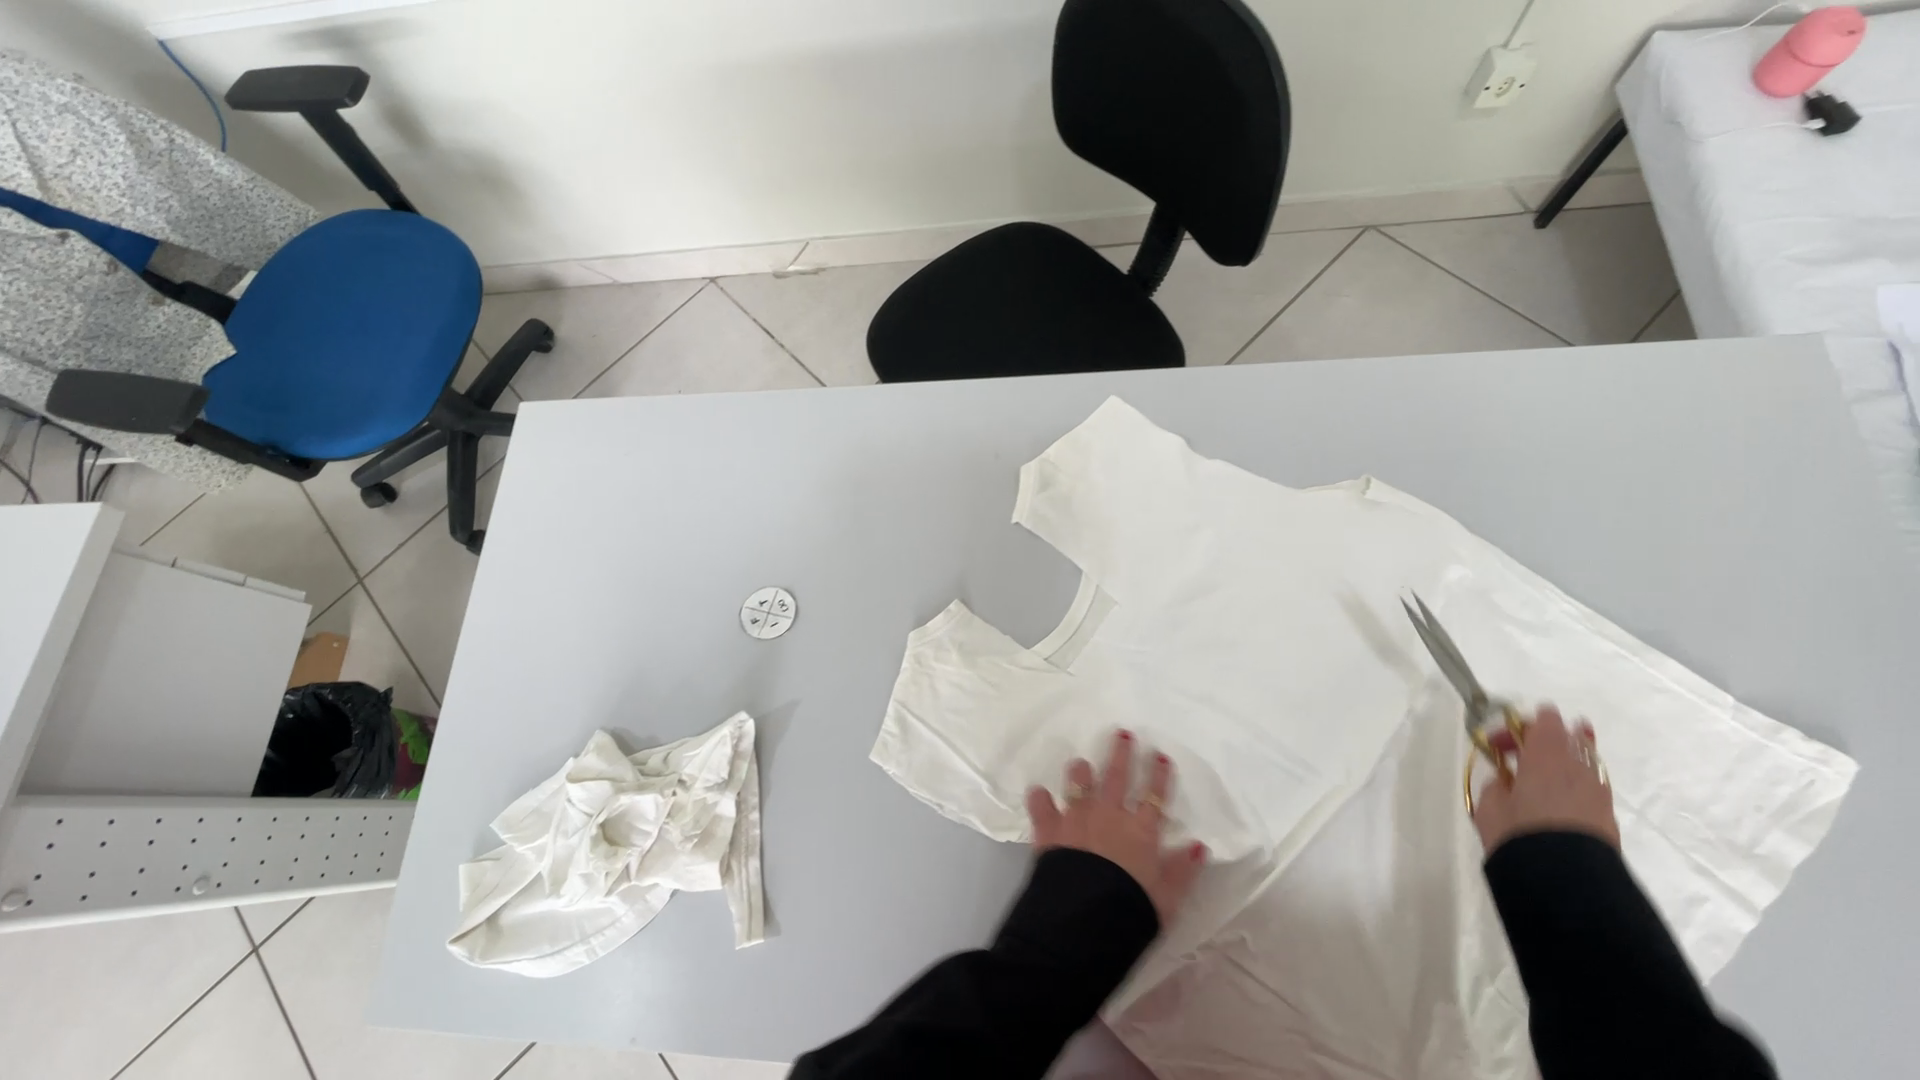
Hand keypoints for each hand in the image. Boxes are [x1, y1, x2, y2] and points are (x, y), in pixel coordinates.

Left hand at [1026, 729, 1207, 925]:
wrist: (1083, 920)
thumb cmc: (1130, 910)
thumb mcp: (1167, 898)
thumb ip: (1182, 871)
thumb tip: (1198, 847)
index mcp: (1141, 831)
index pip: (1155, 796)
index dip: (1159, 775)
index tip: (1160, 756)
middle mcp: (1109, 816)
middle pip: (1117, 777)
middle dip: (1121, 754)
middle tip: (1121, 733)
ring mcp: (1077, 820)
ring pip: (1078, 785)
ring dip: (1080, 772)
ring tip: (1080, 763)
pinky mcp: (1049, 830)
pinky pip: (1041, 807)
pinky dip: (1039, 799)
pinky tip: (1037, 792)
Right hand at [1473, 705, 1619, 853]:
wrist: (1565, 878)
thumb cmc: (1518, 834)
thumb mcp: (1489, 807)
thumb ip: (1498, 785)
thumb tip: (1506, 780)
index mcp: (1546, 756)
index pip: (1545, 721)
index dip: (1521, 725)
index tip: (1499, 744)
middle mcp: (1577, 766)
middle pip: (1568, 737)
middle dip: (1543, 741)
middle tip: (1517, 757)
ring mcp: (1597, 790)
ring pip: (1583, 761)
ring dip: (1562, 763)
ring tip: (1539, 779)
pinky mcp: (1607, 813)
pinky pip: (1590, 785)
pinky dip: (1574, 784)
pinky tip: (1557, 798)